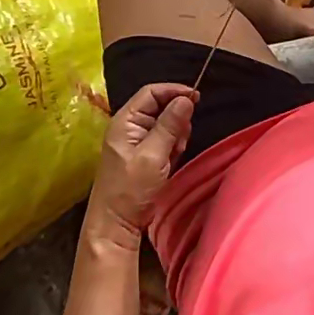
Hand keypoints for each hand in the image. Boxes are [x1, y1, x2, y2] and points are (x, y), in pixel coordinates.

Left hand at [83, 83, 196, 252]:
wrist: (116, 224)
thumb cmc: (131, 189)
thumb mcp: (153, 155)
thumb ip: (170, 125)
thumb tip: (186, 98)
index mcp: (125, 120)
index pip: (151, 92)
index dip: (174, 91)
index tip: (197, 97)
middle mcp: (130, 126)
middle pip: (160, 107)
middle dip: (176, 119)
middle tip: (181, 139)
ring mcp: (136, 141)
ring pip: (166, 124)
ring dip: (176, 135)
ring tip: (174, 154)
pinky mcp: (144, 154)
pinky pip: (165, 141)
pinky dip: (172, 148)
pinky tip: (171, 161)